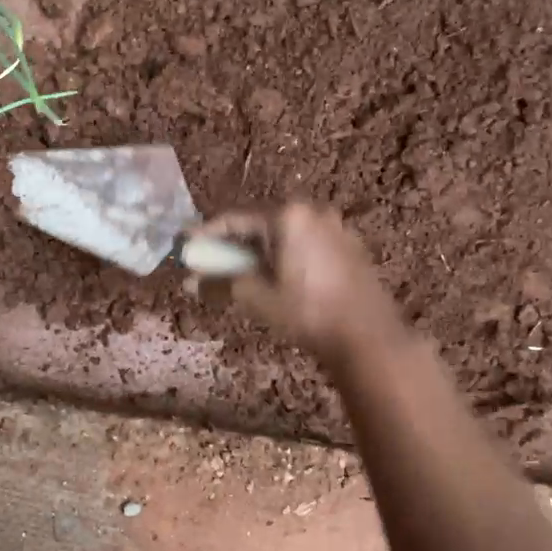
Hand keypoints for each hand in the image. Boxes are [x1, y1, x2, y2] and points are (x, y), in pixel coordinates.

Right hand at [194, 204, 405, 367]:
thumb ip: (220, 282)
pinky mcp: (348, 250)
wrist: (367, 336)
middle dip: (230, 248)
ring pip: (282, 239)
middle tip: (208, 267)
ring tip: (236, 278)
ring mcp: (335, 230)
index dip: (205, 235)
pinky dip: (280, 260)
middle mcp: (313, 213)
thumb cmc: (306, 311)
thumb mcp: (255, 297)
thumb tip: (189, 282)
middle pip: (259, 227)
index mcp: (288, 217)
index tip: (184, 246)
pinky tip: (270, 282)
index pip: (234, 220)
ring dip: (255, 256)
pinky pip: (303, 248)